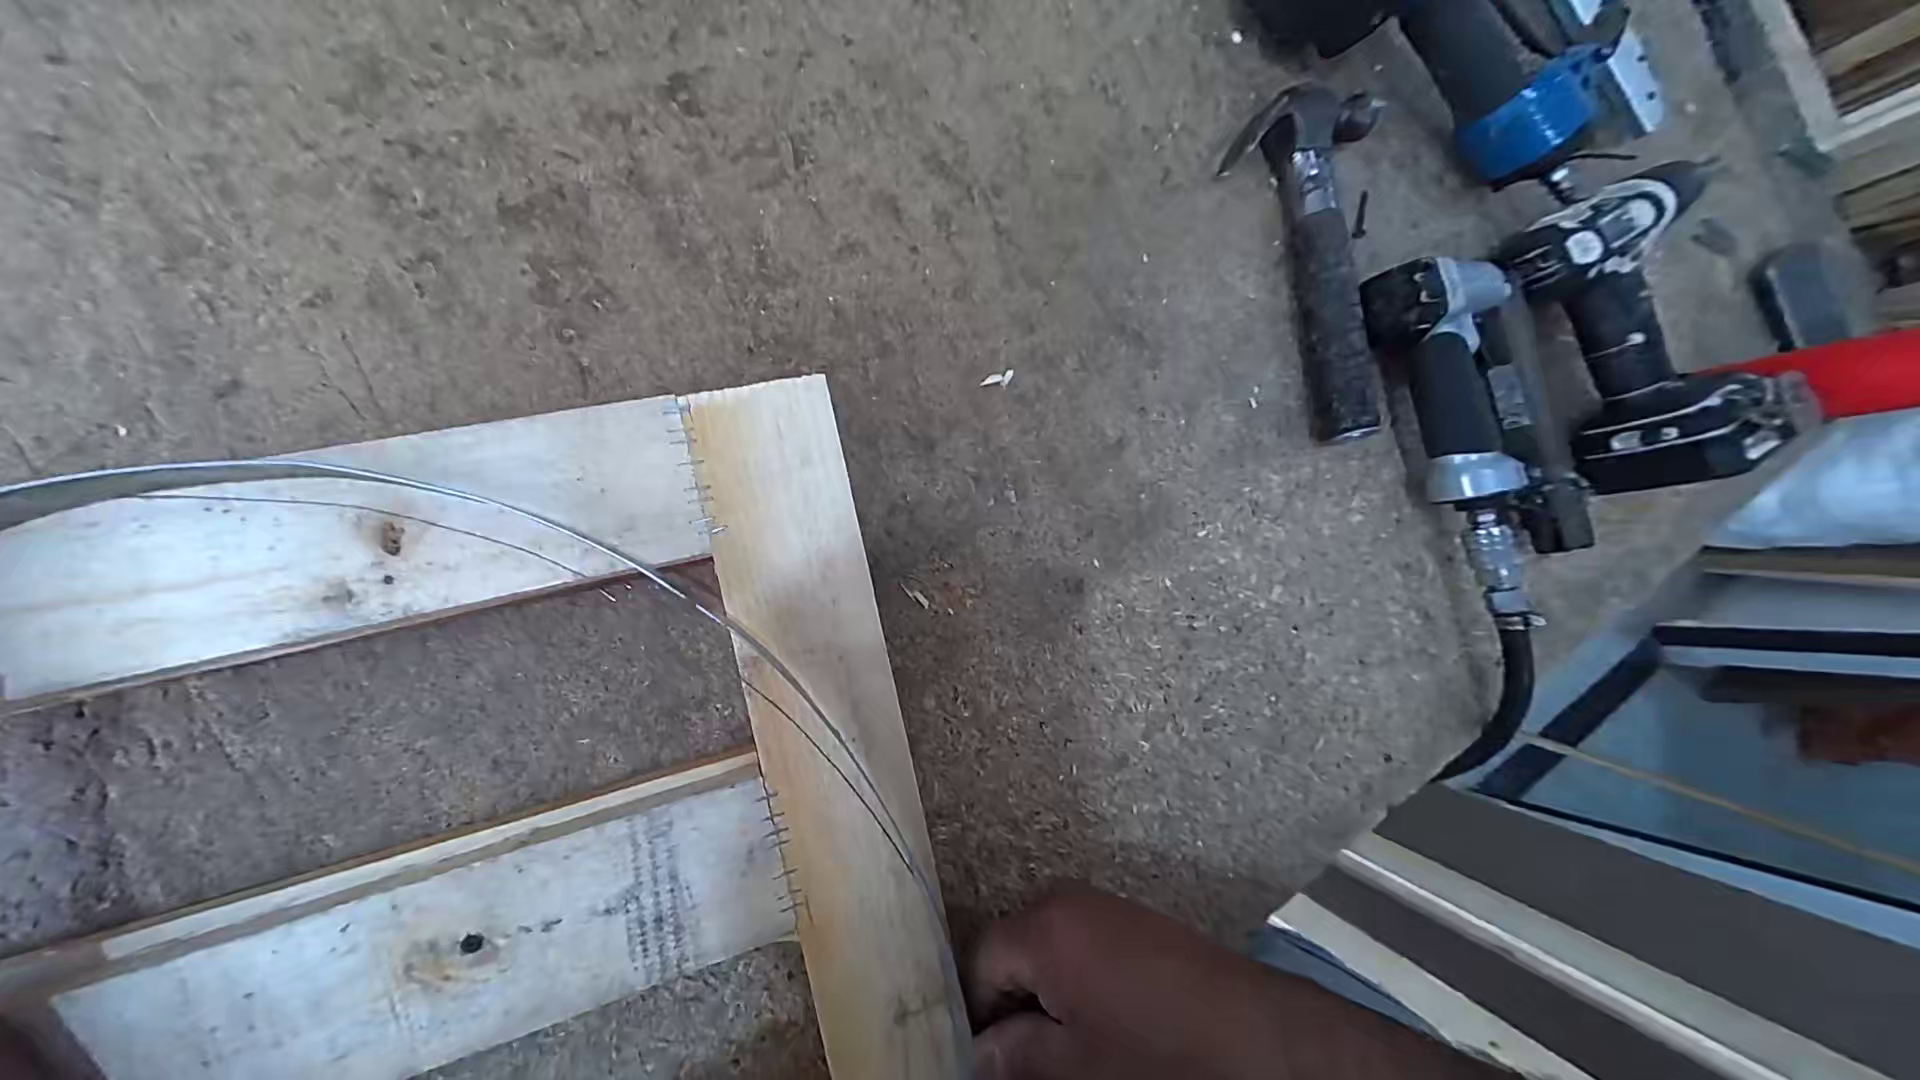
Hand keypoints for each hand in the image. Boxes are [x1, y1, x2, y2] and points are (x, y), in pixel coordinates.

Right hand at [966, 882, 1506, 1079]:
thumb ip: (1015, 1057)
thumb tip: (979, 1055)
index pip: (980, 958)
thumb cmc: (1160, 1055)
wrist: (1263, 1039)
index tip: (985, 1063)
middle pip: (1012, 951)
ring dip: (1042, 999)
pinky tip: (1100, 1031)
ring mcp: (1103, 907)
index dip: (973, 1013)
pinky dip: (1074, 987)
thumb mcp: (1077, 1069)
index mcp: (1044, 925)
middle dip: (1009, 1005)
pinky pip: (1080, 948)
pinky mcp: (1133, 923)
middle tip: (1023, 1063)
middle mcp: (1067, 899)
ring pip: (1045, 951)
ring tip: (1064, 1051)